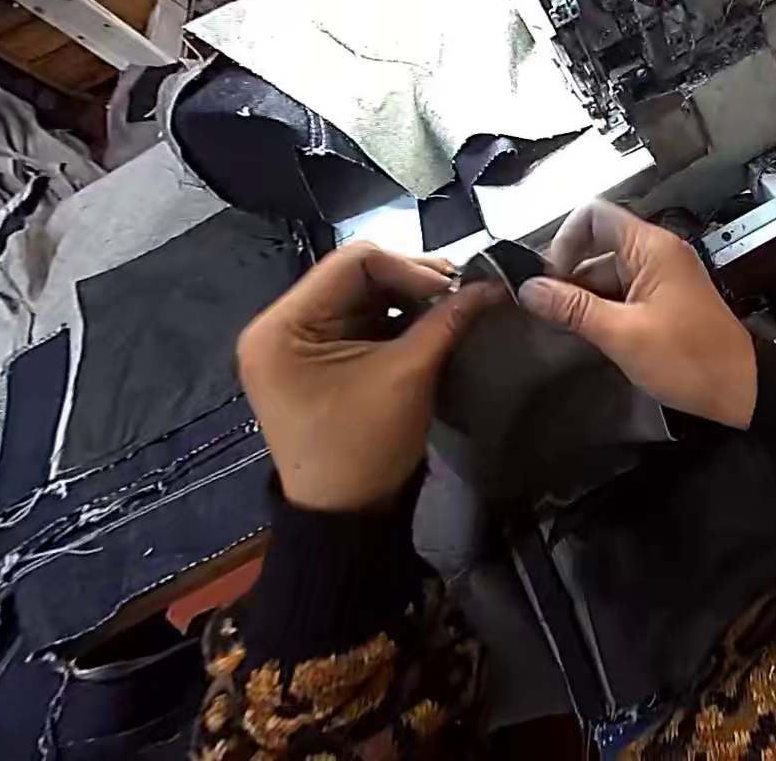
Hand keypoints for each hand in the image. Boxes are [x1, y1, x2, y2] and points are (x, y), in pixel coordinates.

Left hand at [237, 242, 499, 511]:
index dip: (409, 267)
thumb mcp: (409, 375)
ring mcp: (303, 338)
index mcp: (284, 327)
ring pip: (367, 291)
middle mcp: (284, 324)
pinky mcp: (324, 352)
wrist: (349, 513)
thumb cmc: (366, 446)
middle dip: (414, 279)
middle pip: (359, 273)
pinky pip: (368, 315)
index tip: (453, 288)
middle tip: (461, 291)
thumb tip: (491, 284)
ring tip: (452, 305)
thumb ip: (449, 320)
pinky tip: (433, 320)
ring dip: (412, 295)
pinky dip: (403, 314)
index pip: (353, 262)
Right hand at [516, 201, 755, 428]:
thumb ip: (574, 309)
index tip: (553, 279)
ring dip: (584, 297)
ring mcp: (660, 275)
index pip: (593, 215)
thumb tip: (531, 289)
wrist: (740, 388)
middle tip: (552, 312)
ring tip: (570, 329)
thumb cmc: (691, 359)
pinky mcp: (662, 297)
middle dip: (570, 276)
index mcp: (651, 247)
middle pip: (596, 246)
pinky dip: (602, 308)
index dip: (565, 242)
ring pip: (606, 271)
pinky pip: (622, 291)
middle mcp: (656, 252)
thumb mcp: (623, 334)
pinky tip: (593, 334)